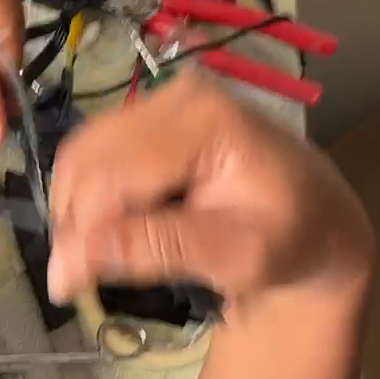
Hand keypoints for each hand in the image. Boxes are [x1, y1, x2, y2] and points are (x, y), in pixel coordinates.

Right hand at [45, 72, 373, 304]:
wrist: (315, 218)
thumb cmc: (290, 240)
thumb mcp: (236, 256)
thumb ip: (156, 249)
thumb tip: (73, 258)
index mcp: (208, 120)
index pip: (116, 170)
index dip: (83, 226)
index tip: (64, 283)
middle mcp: (177, 95)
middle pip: (90, 157)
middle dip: (73, 220)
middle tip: (73, 277)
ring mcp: (159, 100)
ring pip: (80, 154)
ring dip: (74, 209)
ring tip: (88, 256)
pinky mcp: (144, 115)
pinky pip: (90, 153)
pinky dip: (85, 195)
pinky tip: (102, 227)